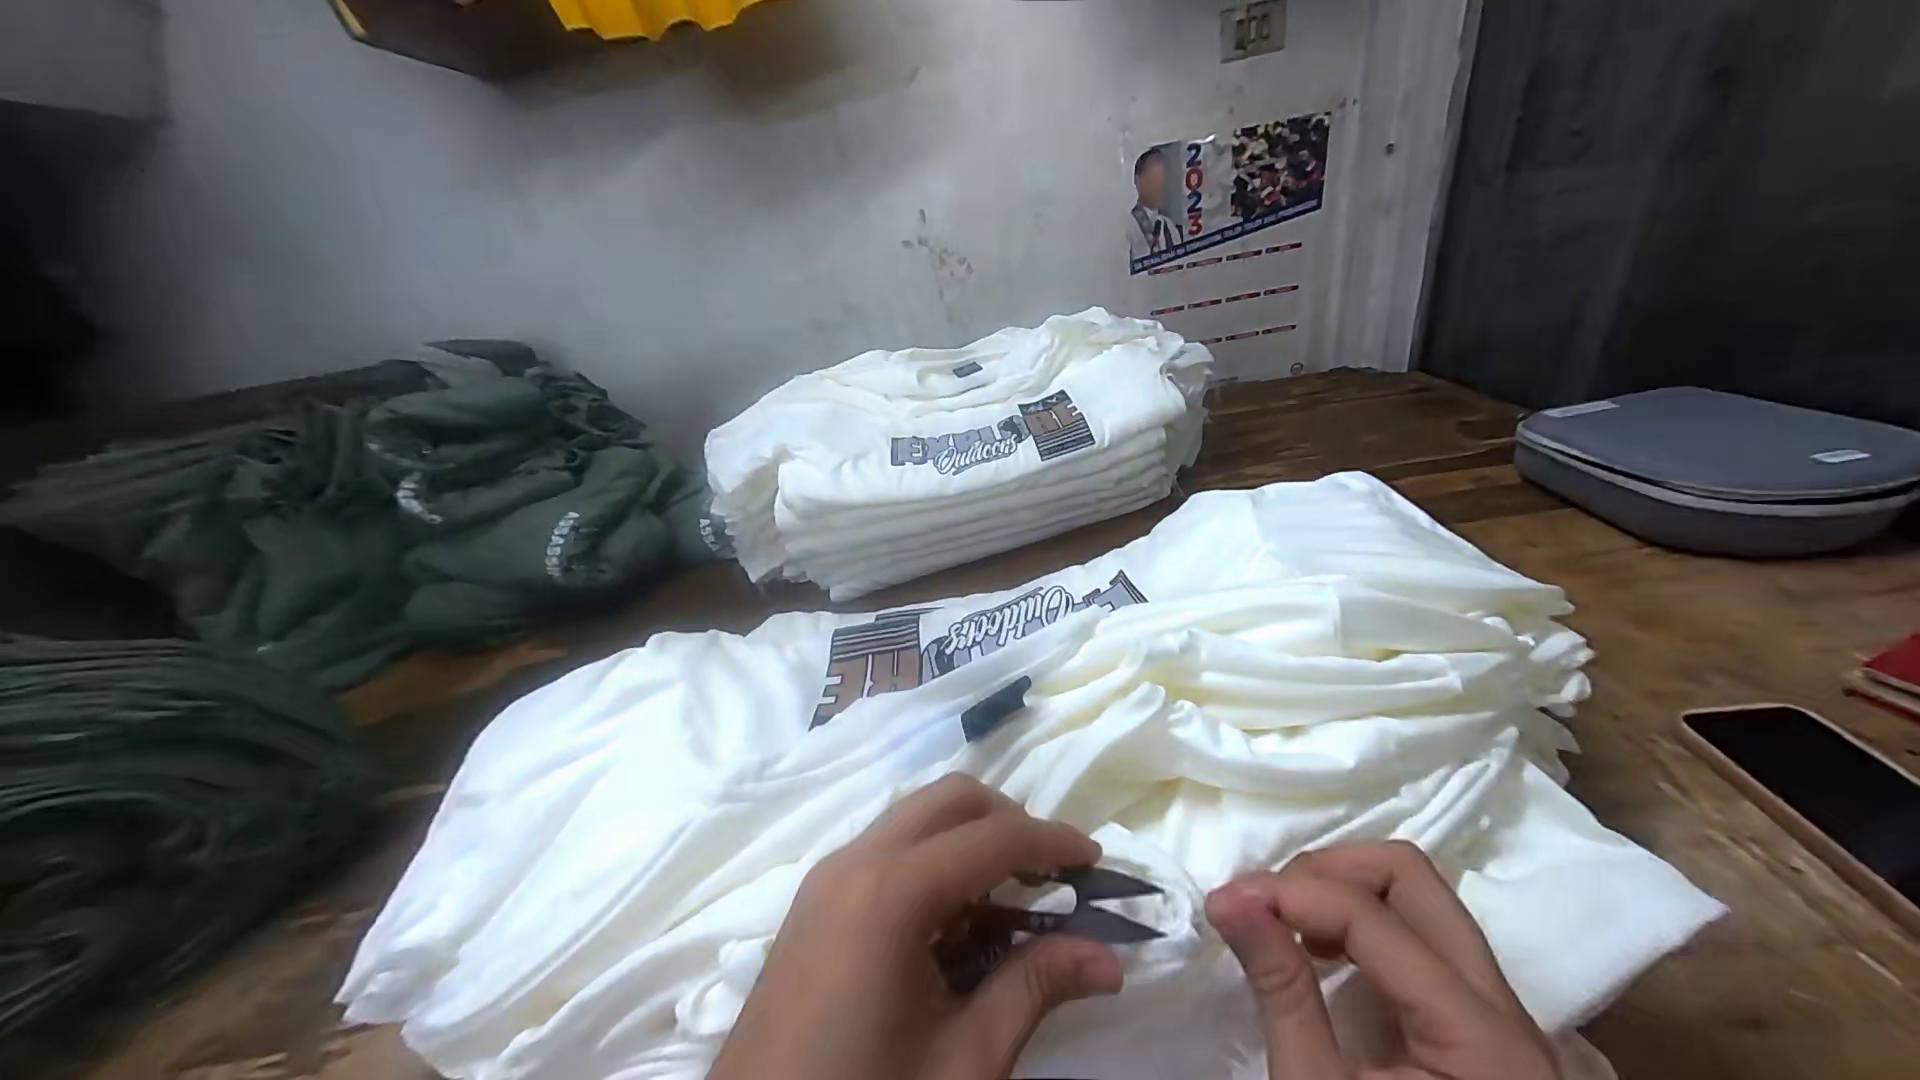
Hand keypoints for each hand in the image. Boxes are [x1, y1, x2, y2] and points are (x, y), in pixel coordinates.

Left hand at [709, 774, 1124, 1079]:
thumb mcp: (961, 1062)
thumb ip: (1033, 990)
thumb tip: (1108, 959)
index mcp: (890, 892)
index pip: (991, 837)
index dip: (1052, 841)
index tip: (1096, 860)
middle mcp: (855, 860)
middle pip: (950, 799)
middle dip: (1008, 821)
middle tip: (1050, 873)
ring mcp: (828, 874)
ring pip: (917, 815)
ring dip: (970, 836)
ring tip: (1009, 898)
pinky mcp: (816, 896)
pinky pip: (888, 846)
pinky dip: (934, 857)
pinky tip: (953, 919)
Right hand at [1205, 841, 1560, 1079]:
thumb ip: (1281, 991)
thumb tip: (1229, 899)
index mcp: (1482, 1037)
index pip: (1369, 914)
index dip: (1287, 893)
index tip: (1222, 904)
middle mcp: (1509, 1008)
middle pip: (1411, 878)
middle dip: (1325, 872)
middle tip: (1265, 903)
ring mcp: (1503, 1012)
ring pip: (1419, 896)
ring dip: (1341, 890)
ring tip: (1286, 927)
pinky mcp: (1480, 1021)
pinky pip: (1421, 932)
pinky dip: (1360, 920)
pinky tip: (1322, 954)